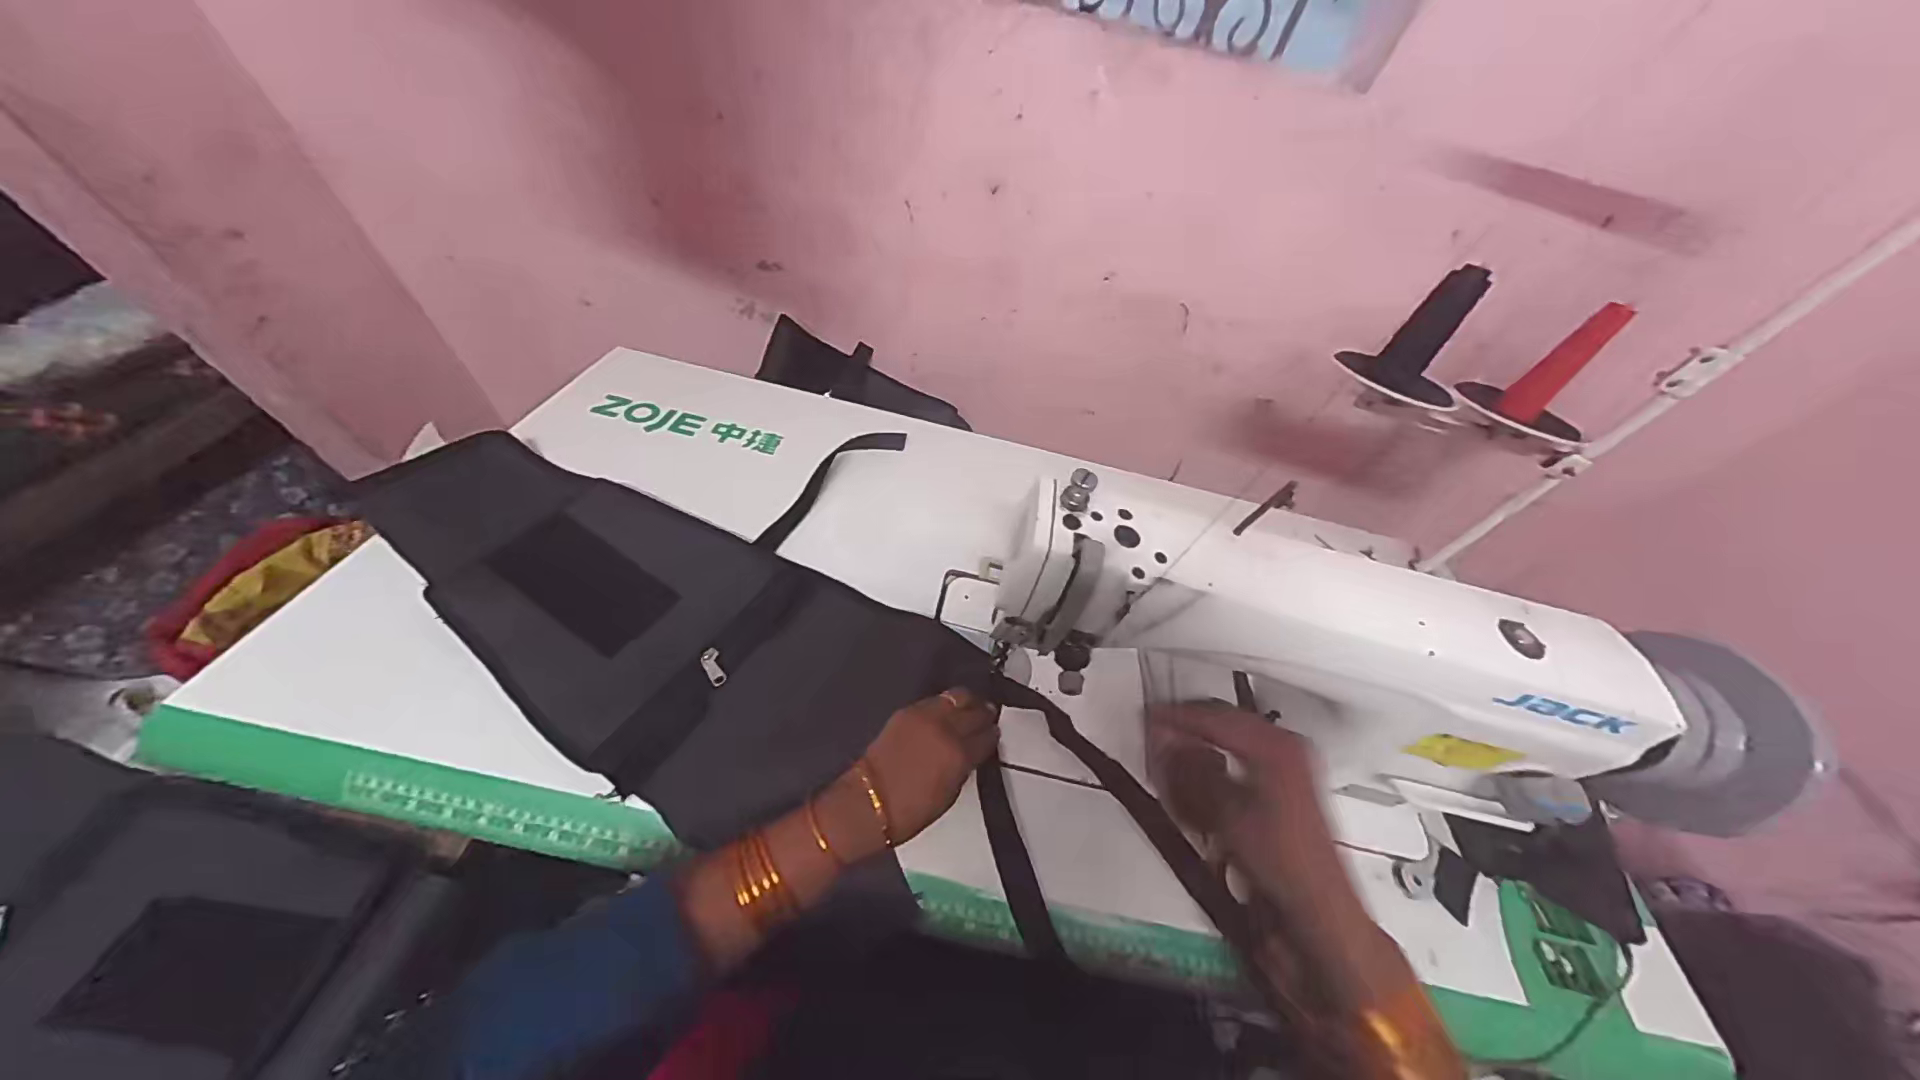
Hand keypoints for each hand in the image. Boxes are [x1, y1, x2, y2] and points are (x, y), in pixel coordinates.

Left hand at [861, 687, 999, 844]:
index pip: (987, 737)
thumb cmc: (911, 810)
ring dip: (967, 701)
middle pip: (975, 711)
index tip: (993, 735)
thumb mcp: (950, 793)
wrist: (869, 801)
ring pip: (956, 696)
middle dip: (984, 714)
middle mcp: (945, 729)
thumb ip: (964, 766)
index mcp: (959, 754)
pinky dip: (945, 703)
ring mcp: (925, 716)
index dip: (992, 736)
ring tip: (971, 706)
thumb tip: (969, 754)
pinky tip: (947, 710)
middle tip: (988, 716)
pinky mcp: (907, 711)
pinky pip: (934, 700)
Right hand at [1154, 703, 1467, 1079]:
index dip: (1175, 716)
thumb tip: (1164, 742)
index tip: (1147, 718)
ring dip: (1197, 752)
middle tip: (1156, 743)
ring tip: (1172, 768)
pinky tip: (1197, 788)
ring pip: (1227, 741)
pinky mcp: (1285, 782)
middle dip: (1186, 735)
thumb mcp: (1225, 813)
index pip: (1212, 714)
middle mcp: (1284, 746)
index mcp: (1275, 744)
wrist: (1319, 906)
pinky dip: (1213, 768)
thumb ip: (1189, 771)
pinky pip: (1238, 759)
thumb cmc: (1280, 860)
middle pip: (1220, 723)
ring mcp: (1288, 762)